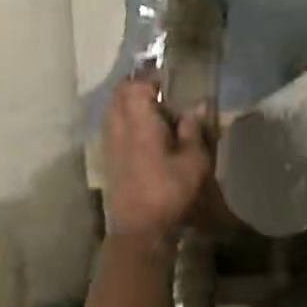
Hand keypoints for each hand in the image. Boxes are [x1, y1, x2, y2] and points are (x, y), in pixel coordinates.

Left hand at [101, 74, 211, 239]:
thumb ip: (193, 130)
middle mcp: (118, 128)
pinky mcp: (109, 158)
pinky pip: (113, 125)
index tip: (169, 77)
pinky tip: (146, 130)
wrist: (140, 229)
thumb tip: (197, 105)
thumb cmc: (171, 191)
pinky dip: (126, 118)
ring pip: (113, 109)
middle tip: (163, 89)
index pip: (135, 86)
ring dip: (130, 102)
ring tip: (155, 107)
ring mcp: (109, 143)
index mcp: (139, 123)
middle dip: (138, 85)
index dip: (150, 77)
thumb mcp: (194, 160)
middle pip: (119, 94)